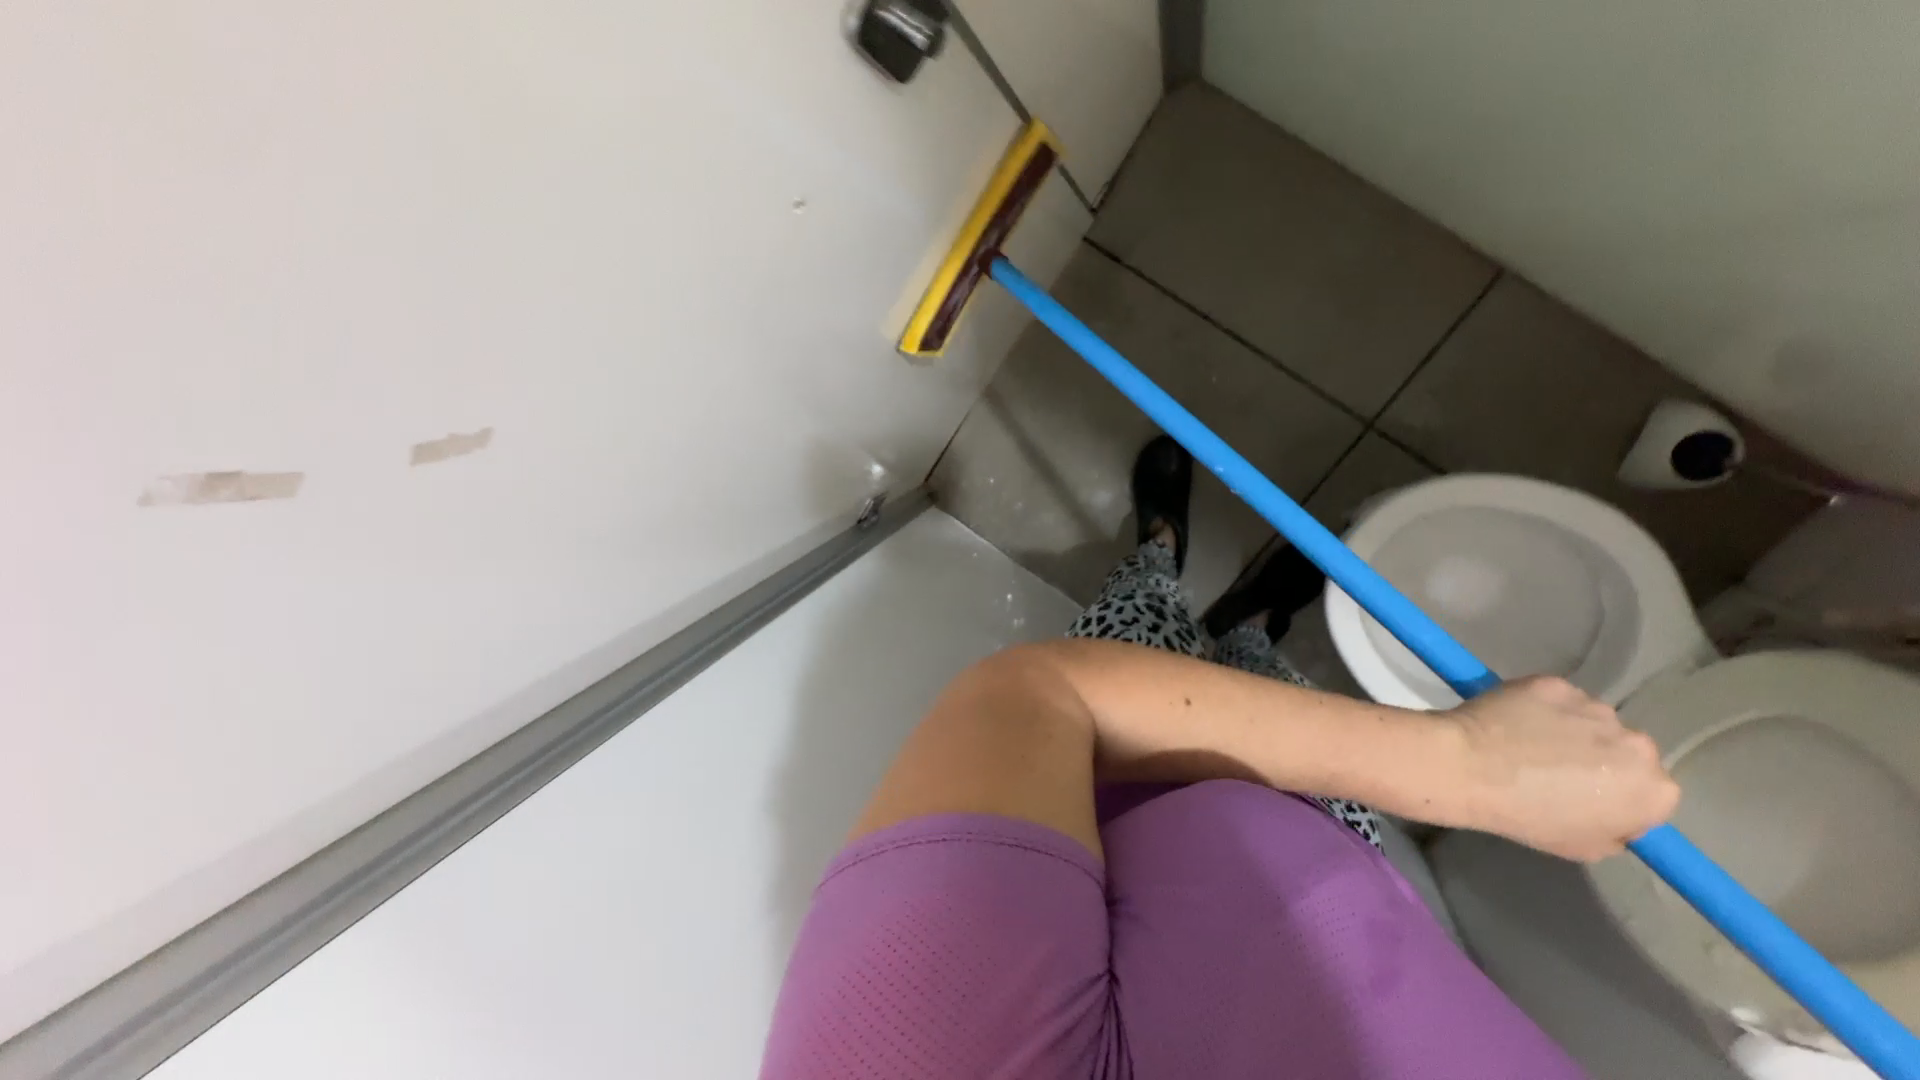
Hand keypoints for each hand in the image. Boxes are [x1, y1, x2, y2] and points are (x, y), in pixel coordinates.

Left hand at [1445, 675, 1680, 861]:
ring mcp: (1595, 707)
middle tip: (1554, 766)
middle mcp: (1638, 744)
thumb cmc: (1525, 815)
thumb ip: (1617, 831)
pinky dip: (1540, 706)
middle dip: (1598, 756)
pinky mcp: (1556, 683)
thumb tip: (1616, 815)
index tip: (1585, 796)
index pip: (1649, 791)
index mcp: (1655, 790)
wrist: (1468, 767)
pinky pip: (1556, 697)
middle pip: (1624, 750)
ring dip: (1570, 728)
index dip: (1617, 794)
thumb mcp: (1584, 847)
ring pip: (1590, 719)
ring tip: (1528, 742)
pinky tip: (1514, 720)